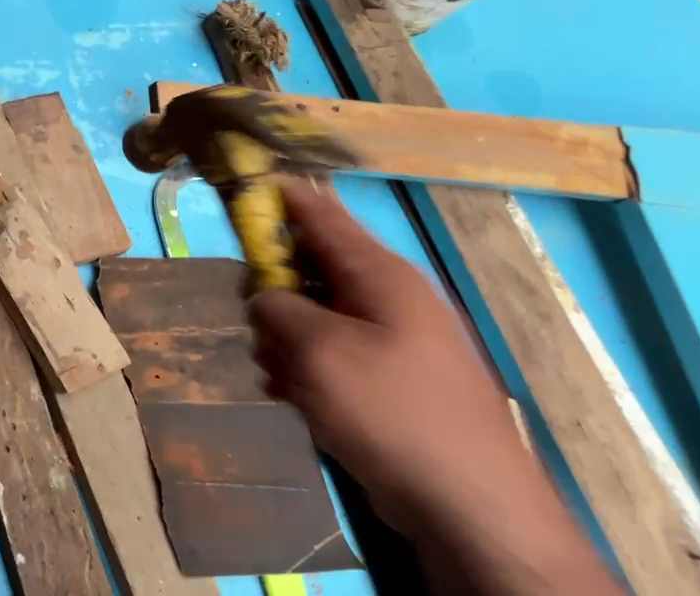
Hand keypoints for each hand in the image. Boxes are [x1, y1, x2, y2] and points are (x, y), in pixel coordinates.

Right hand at [249, 182, 540, 534]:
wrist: (470, 508)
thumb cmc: (391, 412)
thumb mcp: (315, 349)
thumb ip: (275, 305)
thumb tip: (262, 295)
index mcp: (378, 273)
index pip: (316, 209)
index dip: (270, 195)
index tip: (228, 192)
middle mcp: (387, 296)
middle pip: (305, 265)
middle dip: (270, 291)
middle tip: (256, 323)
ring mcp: (390, 338)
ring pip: (310, 313)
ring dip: (282, 339)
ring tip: (280, 376)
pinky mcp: (387, 377)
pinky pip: (328, 352)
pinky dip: (303, 368)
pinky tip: (293, 397)